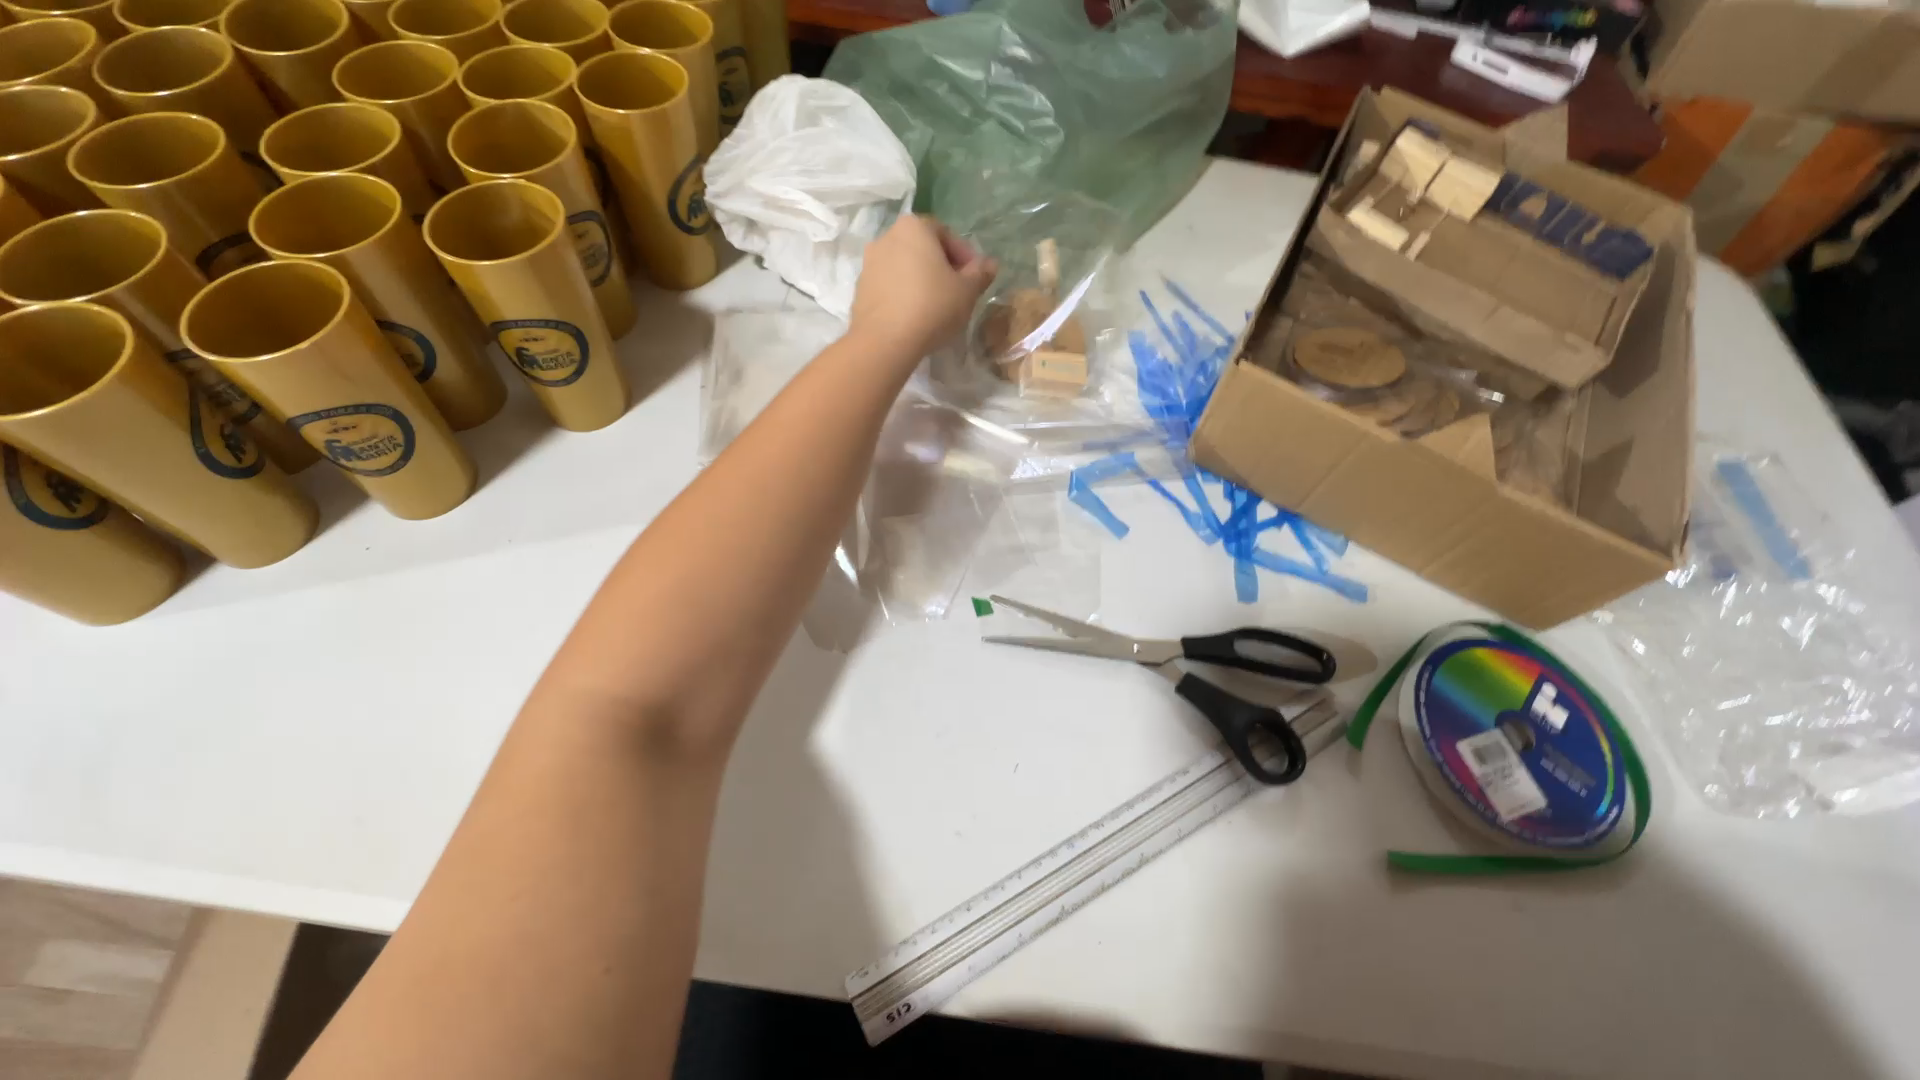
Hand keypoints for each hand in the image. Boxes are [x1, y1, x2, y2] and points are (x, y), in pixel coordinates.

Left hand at [849, 214, 997, 362]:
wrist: (885, 340)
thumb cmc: (932, 306)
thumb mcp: (967, 291)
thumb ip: (980, 273)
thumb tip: (990, 263)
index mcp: (914, 227)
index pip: (946, 233)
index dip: (964, 255)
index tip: (974, 278)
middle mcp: (887, 237)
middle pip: (922, 248)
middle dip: (942, 266)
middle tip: (958, 291)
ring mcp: (869, 262)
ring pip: (904, 266)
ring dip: (921, 280)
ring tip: (936, 306)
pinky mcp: (860, 288)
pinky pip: (889, 285)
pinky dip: (903, 293)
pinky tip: (914, 315)